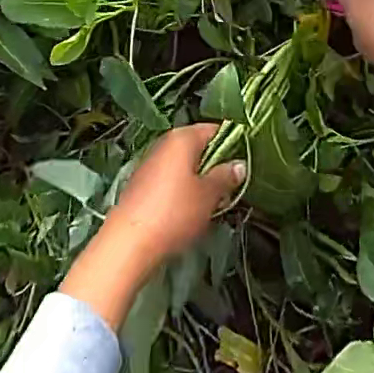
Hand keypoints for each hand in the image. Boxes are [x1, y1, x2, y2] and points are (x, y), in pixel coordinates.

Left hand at [59, 124, 244, 329]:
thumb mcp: (208, 196)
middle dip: (216, 164)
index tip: (245, 162)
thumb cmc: (174, 212)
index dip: (232, 143)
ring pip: (184, 163)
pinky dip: (182, 188)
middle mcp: (165, 142)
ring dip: (199, 178)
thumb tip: (239, 164)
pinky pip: (170, 177)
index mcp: (183, 137)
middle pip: (198, 146)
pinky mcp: (142, 182)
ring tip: (213, 202)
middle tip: (232, 187)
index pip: (214, 129)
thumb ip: (225, 177)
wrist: (128, 243)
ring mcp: (151, 161)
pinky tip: (189, 210)